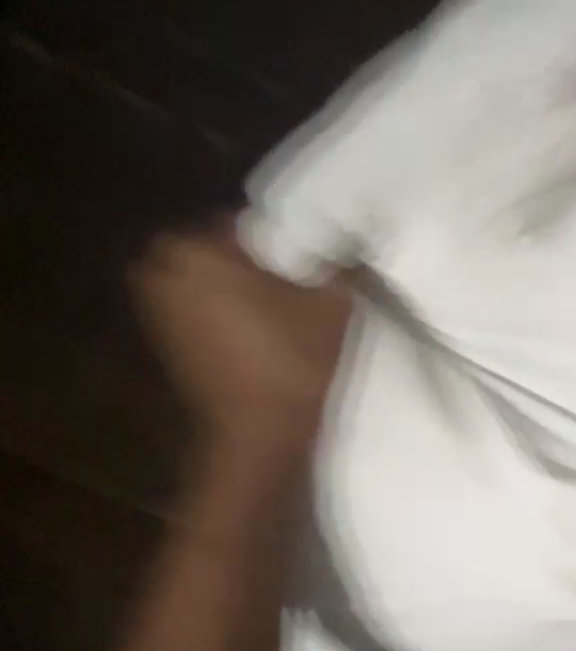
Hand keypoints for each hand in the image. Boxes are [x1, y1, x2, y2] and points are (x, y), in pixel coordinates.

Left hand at [134, 223, 352, 457]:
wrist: (260, 426)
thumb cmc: (295, 357)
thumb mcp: (334, 303)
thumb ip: (337, 265)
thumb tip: (343, 245)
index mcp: (195, 248)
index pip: (249, 224)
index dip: (289, 239)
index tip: (319, 256)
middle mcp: (161, 266)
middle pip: (224, 251)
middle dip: (262, 262)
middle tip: (306, 280)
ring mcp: (156, 303)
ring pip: (212, 279)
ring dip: (246, 287)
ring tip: (290, 306)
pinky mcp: (165, 334)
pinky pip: (203, 306)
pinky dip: (231, 311)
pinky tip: (268, 330)